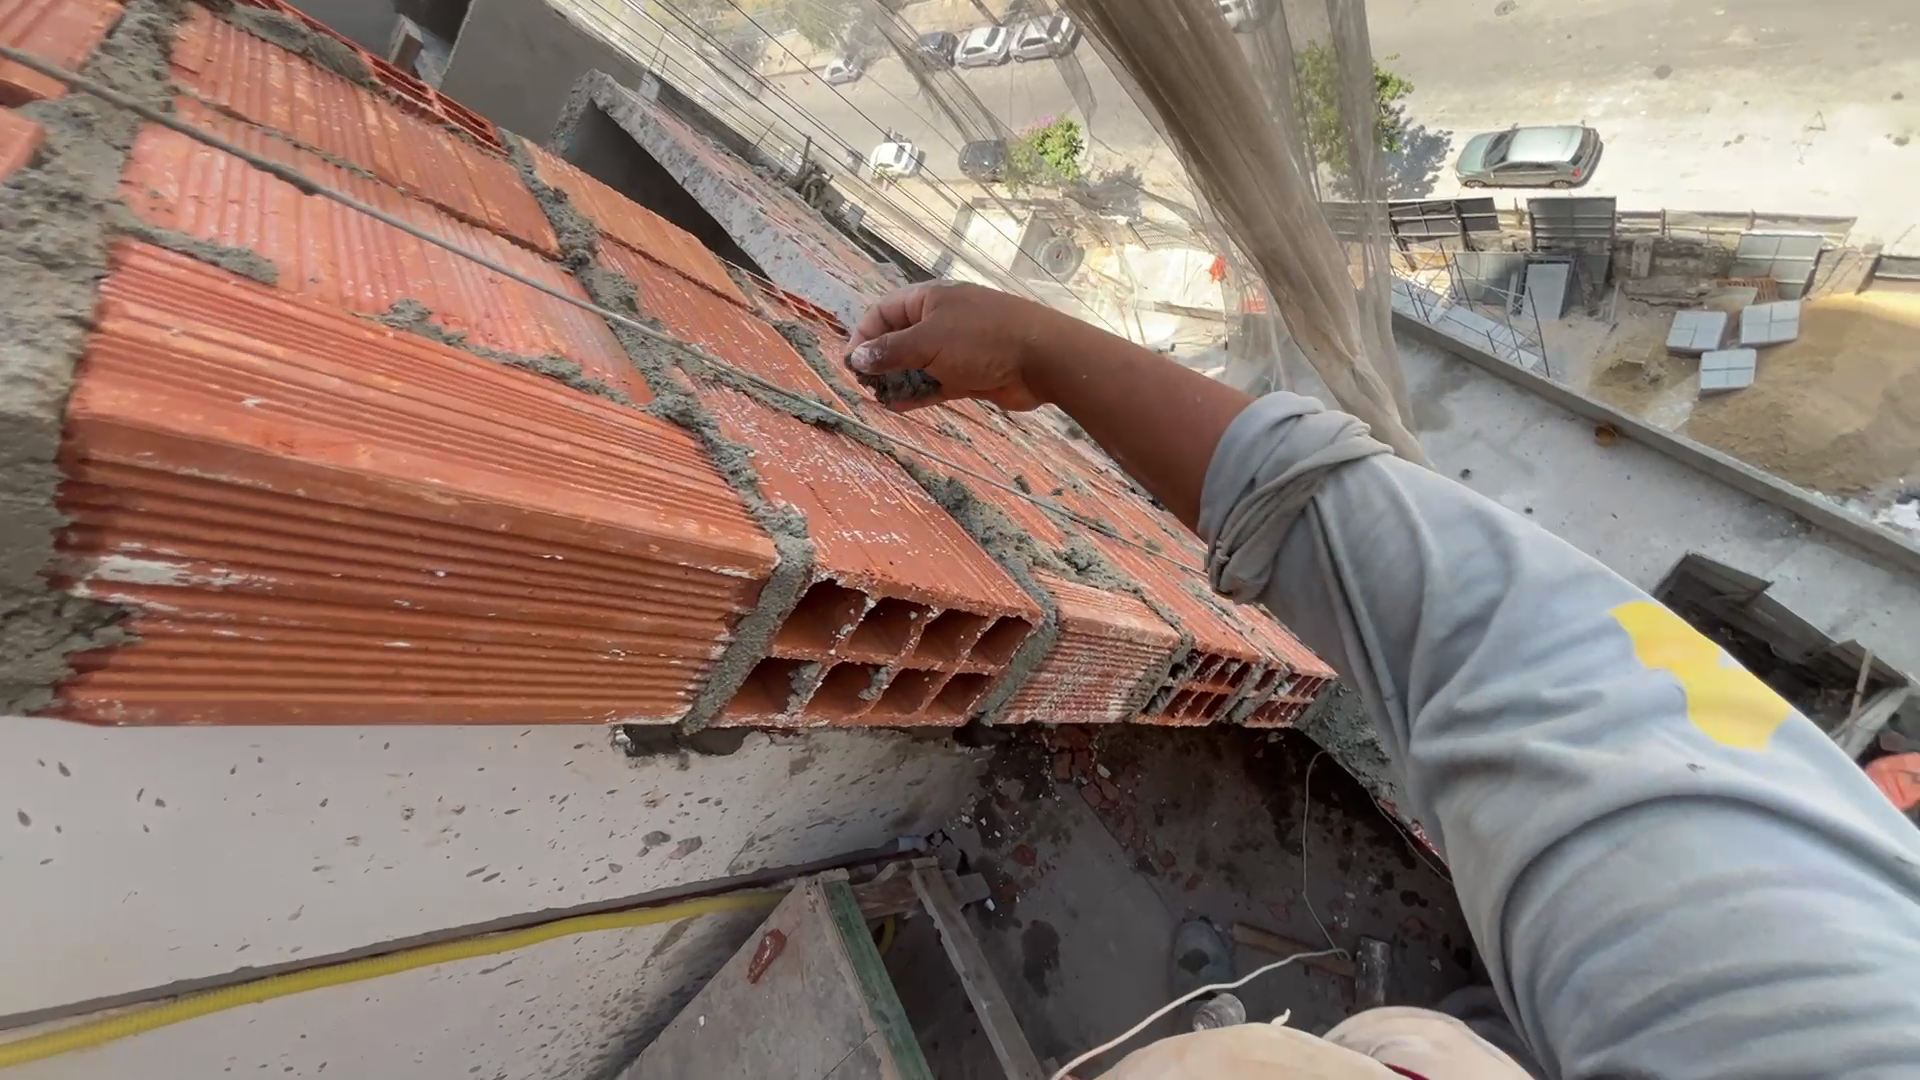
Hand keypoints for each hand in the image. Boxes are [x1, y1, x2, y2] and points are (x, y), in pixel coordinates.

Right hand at [844, 281, 1059, 411]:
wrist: (1041, 358)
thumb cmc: (983, 338)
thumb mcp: (929, 341)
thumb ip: (891, 351)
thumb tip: (857, 357)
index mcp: (928, 300)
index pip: (883, 313)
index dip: (864, 335)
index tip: (851, 363)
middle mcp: (940, 321)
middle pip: (898, 340)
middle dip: (879, 361)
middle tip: (865, 385)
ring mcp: (955, 350)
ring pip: (916, 365)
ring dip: (897, 381)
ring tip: (878, 398)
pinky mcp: (968, 375)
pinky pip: (935, 385)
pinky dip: (918, 394)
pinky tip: (898, 407)